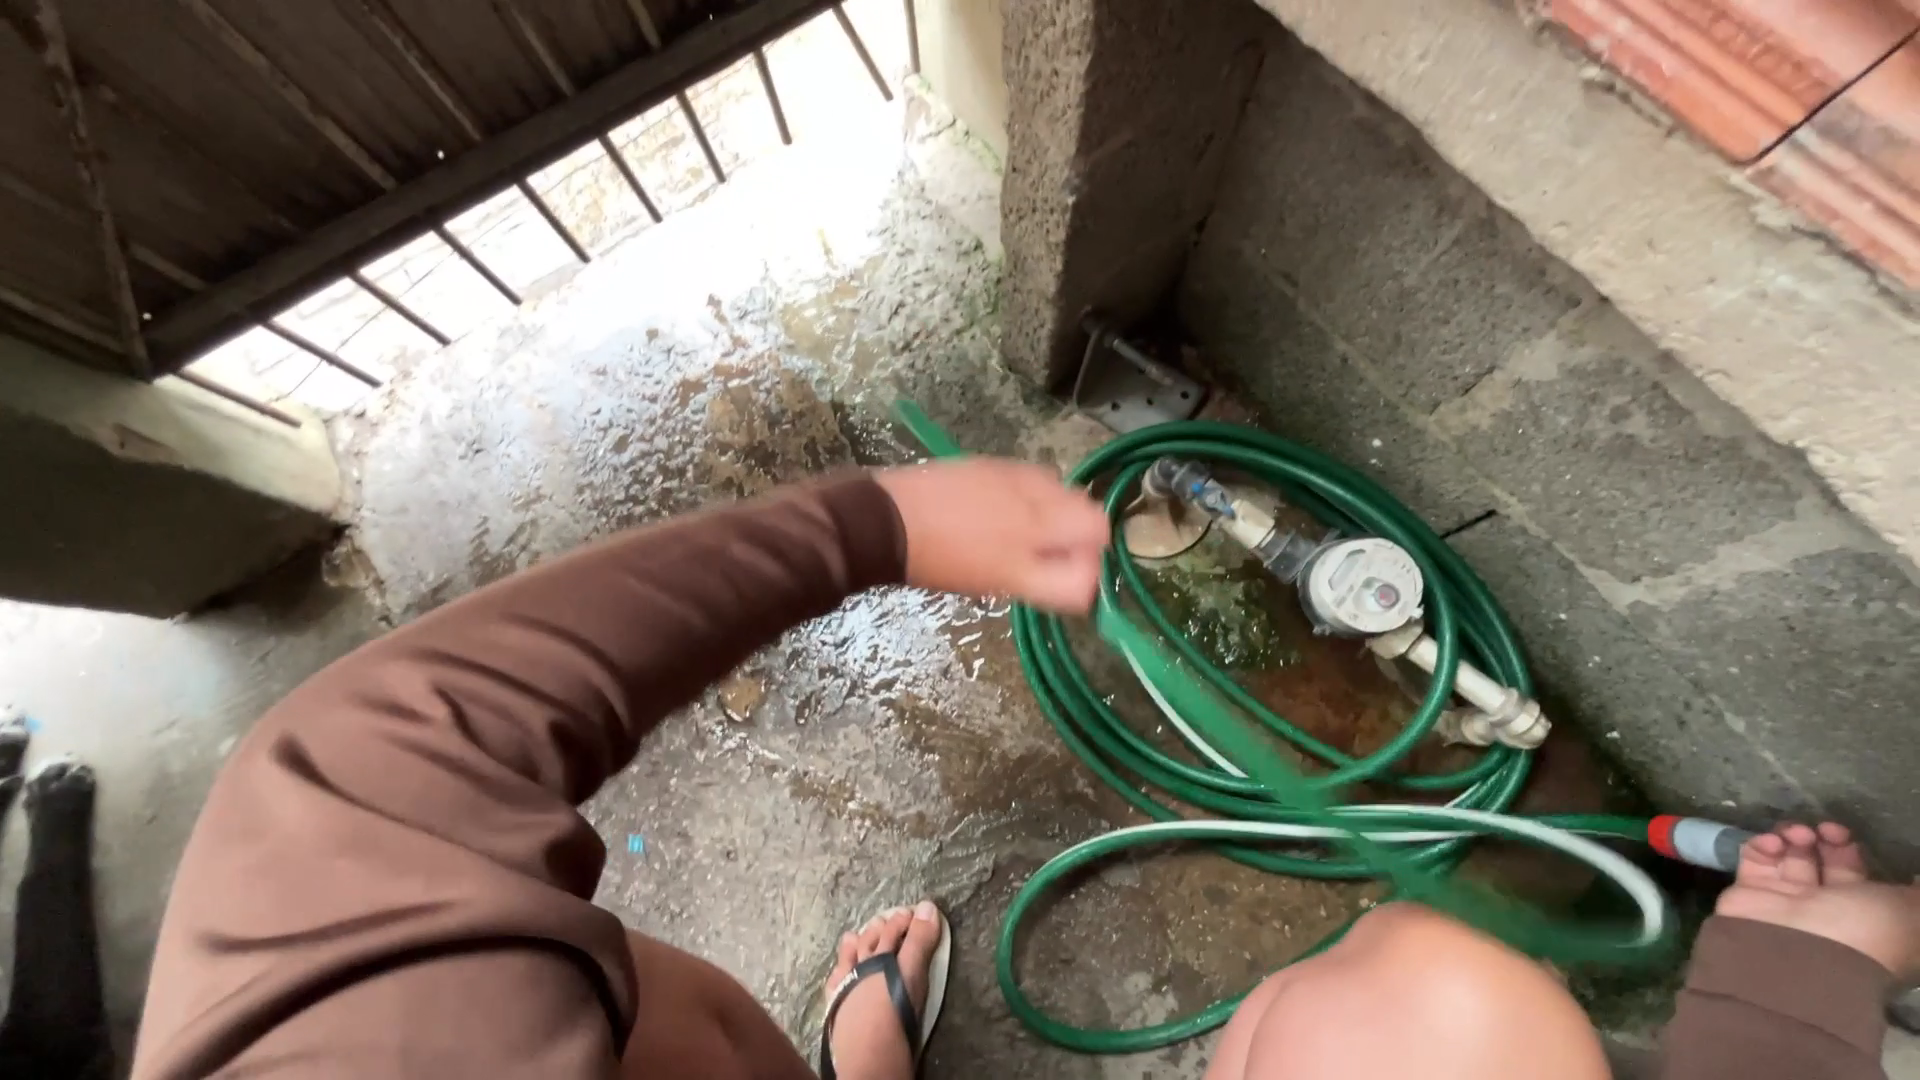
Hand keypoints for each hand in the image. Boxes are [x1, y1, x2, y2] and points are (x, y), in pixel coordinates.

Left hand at [874, 459, 1108, 613]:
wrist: (888, 519)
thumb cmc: (931, 564)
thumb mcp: (985, 585)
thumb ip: (1033, 578)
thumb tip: (1064, 571)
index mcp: (1021, 570)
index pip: (1084, 582)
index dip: (1087, 580)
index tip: (1074, 577)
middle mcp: (1031, 527)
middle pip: (1096, 526)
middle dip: (1091, 538)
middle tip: (1064, 546)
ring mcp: (1022, 489)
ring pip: (1076, 496)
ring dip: (1070, 511)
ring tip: (1041, 522)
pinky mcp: (1007, 464)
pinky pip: (1047, 477)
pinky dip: (1046, 492)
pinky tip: (1019, 500)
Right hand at [1715, 822, 1918, 975]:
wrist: (1799, 945)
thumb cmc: (1866, 927)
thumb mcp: (1912, 910)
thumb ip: (1917, 892)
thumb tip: (1917, 876)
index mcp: (1874, 915)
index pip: (1868, 879)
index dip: (1861, 854)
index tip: (1852, 837)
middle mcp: (1833, 907)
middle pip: (1830, 864)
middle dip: (1829, 842)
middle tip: (1827, 829)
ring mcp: (1789, 898)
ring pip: (1793, 858)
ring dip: (1796, 839)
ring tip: (1798, 833)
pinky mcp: (1752, 889)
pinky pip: (1757, 860)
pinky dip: (1764, 846)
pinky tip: (1773, 842)